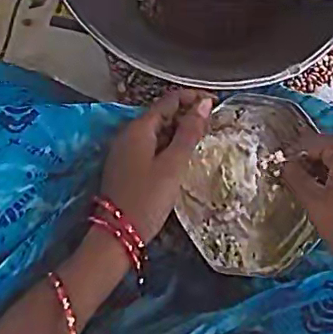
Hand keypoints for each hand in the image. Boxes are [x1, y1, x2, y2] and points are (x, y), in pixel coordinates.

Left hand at [100, 89, 212, 240]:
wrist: (116, 236)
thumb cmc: (147, 198)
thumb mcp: (173, 165)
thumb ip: (189, 132)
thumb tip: (205, 104)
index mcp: (139, 128)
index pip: (169, 100)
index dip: (194, 97)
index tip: (216, 103)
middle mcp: (128, 134)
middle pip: (162, 113)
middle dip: (187, 114)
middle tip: (212, 124)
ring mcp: (124, 150)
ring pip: (157, 130)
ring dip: (179, 130)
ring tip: (202, 138)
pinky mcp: (125, 165)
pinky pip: (150, 145)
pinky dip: (168, 144)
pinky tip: (181, 156)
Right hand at [282, 133, 332, 333]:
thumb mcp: (315, 204)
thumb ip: (295, 177)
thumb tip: (286, 165)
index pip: (311, 142)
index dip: (293, 158)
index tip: (284, 175)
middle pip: (330, 149)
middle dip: (314, 167)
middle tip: (304, 193)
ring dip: (330, 175)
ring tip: (324, 203)